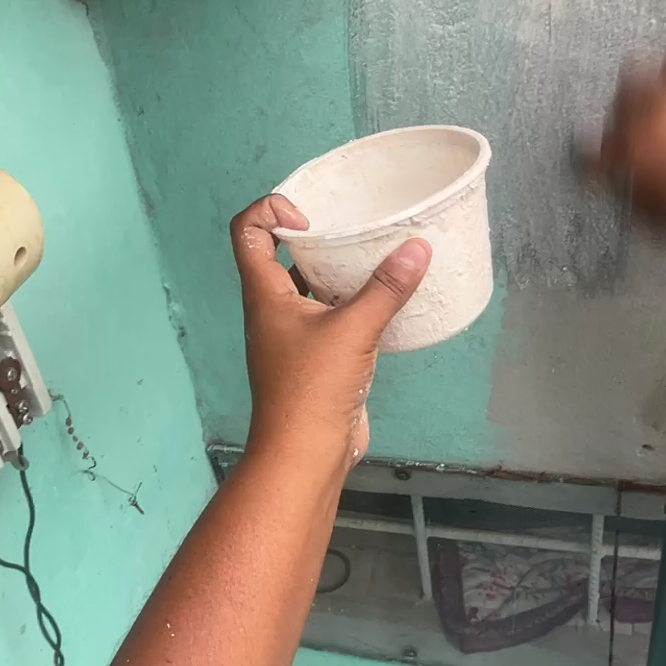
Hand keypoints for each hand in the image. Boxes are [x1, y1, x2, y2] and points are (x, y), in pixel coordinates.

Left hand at [231, 195, 430, 477]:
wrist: (305, 455)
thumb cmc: (314, 389)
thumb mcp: (353, 330)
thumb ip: (386, 289)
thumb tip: (417, 247)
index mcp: (264, 294)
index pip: (248, 231)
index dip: (271, 210)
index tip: (311, 217)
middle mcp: (273, 309)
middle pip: (281, 254)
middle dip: (315, 234)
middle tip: (355, 226)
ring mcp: (293, 335)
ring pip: (309, 287)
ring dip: (336, 270)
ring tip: (376, 255)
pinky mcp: (316, 357)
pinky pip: (331, 315)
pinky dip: (352, 301)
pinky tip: (385, 299)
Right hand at [599, 30, 665, 244]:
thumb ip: (638, 192)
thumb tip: (625, 178)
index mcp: (634, 153)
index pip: (595, 149)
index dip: (596, 157)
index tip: (601, 161)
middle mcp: (652, 114)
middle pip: (618, 103)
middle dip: (622, 117)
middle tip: (638, 129)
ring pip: (644, 68)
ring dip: (647, 82)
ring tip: (660, 91)